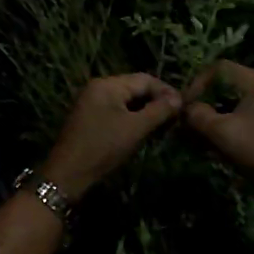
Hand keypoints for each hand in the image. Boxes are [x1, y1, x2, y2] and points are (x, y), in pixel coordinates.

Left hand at [41, 74, 181, 198]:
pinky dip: (132, 119)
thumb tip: (179, 98)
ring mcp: (92, 103)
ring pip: (127, 101)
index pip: (145, 79)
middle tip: (176, 118)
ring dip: (145, 111)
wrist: (68, 174)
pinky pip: (117, 112)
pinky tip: (144, 131)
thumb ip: (159, 110)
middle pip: (135, 88)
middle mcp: (98, 88)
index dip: (166, 91)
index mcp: (107, 84)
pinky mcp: (90, 118)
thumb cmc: (103, 147)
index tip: (184, 107)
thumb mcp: (135, 128)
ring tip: (163, 126)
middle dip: (156, 101)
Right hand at [184, 61, 253, 203]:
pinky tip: (219, 136)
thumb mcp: (221, 133)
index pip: (219, 69)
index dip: (197, 84)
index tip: (186, 107)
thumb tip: (186, 109)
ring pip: (235, 96)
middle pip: (227, 81)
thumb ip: (198, 115)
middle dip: (205, 99)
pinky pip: (246, 108)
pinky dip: (229, 118)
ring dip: (215, 110)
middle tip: (190, 119)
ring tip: (201, 130)